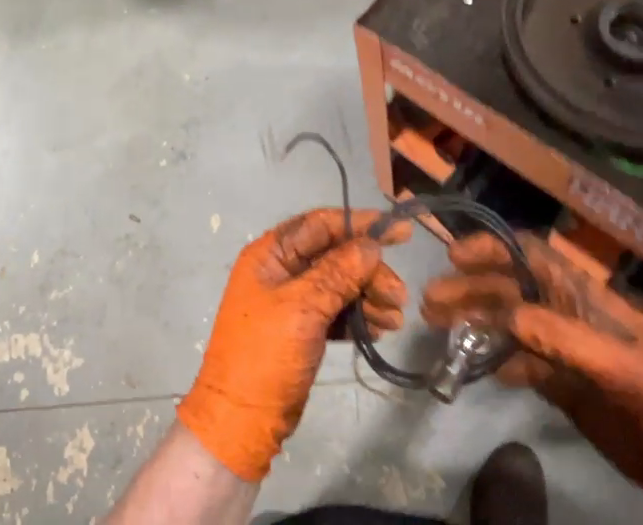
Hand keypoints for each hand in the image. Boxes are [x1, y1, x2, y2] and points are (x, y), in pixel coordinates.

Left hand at [177, 208, 411, 480]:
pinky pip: (337, 311)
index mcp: (269, 255)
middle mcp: (280, 271)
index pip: (319, 225)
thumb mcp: (302, 308)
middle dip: (368, 271)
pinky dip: (358, 317)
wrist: (242, 419)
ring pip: (340, 284)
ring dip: (369, 296)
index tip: (400, 232)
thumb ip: (337, 272)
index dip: (359, 224)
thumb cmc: (265, 355)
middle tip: (397, 296)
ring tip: (391, 321)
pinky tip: (378, 331)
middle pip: (335, 255)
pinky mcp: (303, 329)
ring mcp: (291, 301)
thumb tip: (370, 245)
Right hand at [423, 233, 642, 524]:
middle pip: (509, 288)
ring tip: (437, 328)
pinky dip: (496, 360)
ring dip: (473, 321)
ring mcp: (564, 350)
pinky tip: (480, 369)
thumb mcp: (626, 371)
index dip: (492, 249)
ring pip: (508, 323)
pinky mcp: (562, 384)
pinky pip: (519, 362)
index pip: (531, 257)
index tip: (454, 256)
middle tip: (430, 303)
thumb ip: (568, 340)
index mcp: (585, 300)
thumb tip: (508, 315)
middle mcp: (568, 316)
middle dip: (469, 289)